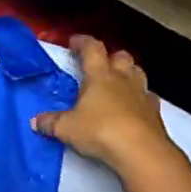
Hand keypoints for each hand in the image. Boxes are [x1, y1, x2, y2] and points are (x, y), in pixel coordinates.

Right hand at [32, 35, 179, 178]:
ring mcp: (141, 93)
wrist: (139, 150)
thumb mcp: (66, 128)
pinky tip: (132, 105)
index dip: (83, 42)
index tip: (74, 41)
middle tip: (98, 64)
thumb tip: (36, 121)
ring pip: (137, 72)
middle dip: (109, 56)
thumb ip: (50, 122)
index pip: (92, 49)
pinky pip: (147, 95)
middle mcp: (123, 79)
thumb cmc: (99, 131)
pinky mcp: (154, 110)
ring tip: (116, 81)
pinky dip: (138, 96)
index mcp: (100, 76)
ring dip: (127, 72)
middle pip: (120, 56)